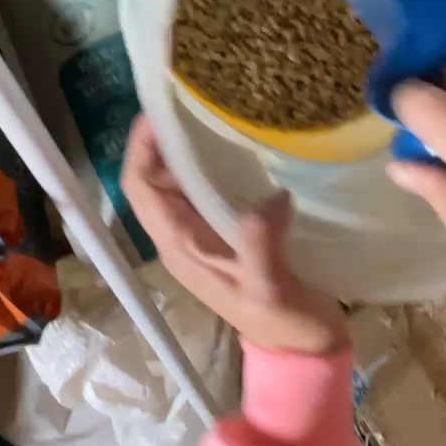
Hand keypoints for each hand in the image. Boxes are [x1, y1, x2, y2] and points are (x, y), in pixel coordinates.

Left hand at [122, 117, 346, 355]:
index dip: (141, 149)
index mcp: (180, 247)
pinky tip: (243, 141)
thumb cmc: (283, 323)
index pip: (141, 190)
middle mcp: (185, 236)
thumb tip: (273, 198)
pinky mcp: (231, 231)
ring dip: (189, 148)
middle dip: (164, 139)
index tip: (159, 111)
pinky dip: (216, 162)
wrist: (305, 349)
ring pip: (182, 181)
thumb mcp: (271, 288)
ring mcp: (206, 233)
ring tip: (213, 110)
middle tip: (192, 97)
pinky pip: (211, 187)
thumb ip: (261, 245)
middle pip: (156, 178)